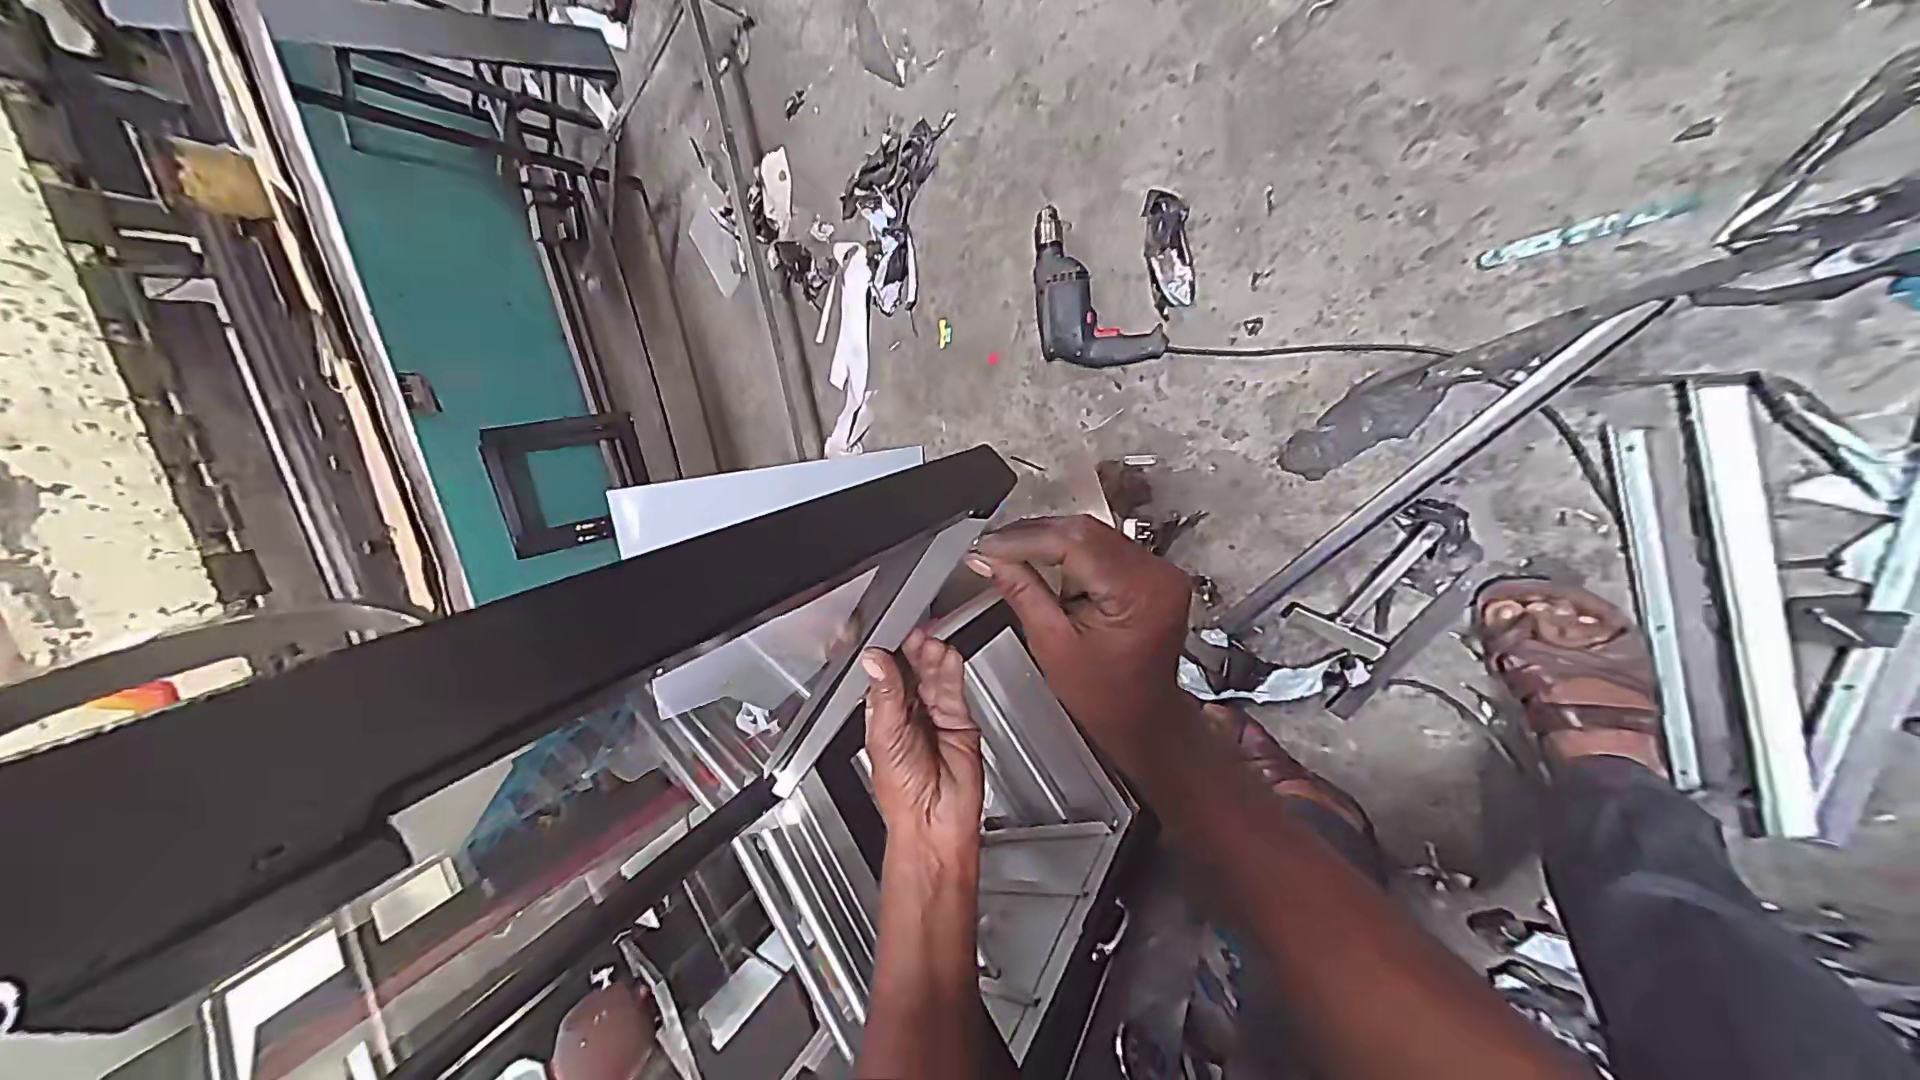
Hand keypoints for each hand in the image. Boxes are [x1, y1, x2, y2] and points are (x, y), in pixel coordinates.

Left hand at [861, 629, 983, 850]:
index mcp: (882, 717)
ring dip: (932, 657)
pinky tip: (947, 656)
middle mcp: (908, 714)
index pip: (885, 677)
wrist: (934, 824)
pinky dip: (951, 671)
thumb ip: (884, 695)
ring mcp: (935, 717)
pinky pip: (954, 690)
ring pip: (933, 677)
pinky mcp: (959, 721)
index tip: (890, 634)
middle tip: (914, 633)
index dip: (888, 655)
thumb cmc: (901, 794)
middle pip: (912, 672)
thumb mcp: (884, 737)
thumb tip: (874, 661)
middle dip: (912, 651)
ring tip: (929, 640)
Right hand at [970, 516, 1197, 769]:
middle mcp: (1157, 574)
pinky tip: (1040, 560)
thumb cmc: (1108, 698)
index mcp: (1137, 592)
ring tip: (1010, 554)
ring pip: (1090, 531)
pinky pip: (1101, 544)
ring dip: (1047, 539)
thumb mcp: (1053, 644)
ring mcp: (1158, 570)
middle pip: (1082, 530)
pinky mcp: (1150, 571)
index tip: (989, 544)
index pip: (1072, 542)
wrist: (1142, 718)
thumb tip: (991, 558)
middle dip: (1031, 535)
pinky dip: (1067, 549)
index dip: (1023, 539)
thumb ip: (1021, 591)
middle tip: (993, 546)